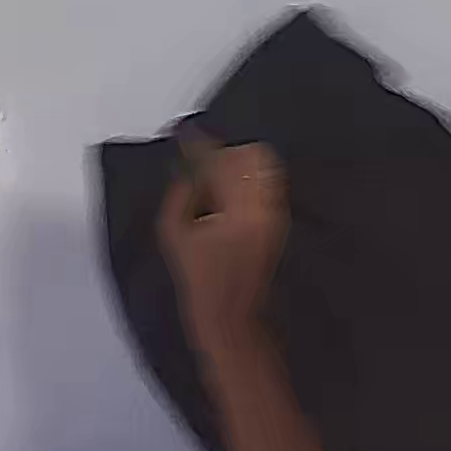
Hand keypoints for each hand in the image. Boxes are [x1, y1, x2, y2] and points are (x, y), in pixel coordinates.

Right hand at [157, 141, 286, 347]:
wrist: (231, 316)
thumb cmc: (199, 277)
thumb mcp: (172, 231)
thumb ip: (180, 193)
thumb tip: (188, 168)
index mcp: (236, 209)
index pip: (221, 160)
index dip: (201, 143)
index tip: (188, 134)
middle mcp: (263, 209)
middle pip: (252, 157)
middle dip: (225, 151)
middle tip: (205, 154)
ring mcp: (275, 218)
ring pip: (264, 169)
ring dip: (239, 164)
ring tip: (217, 169)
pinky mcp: (278, 226)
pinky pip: (268, 187)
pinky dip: (249, 178)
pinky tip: (230, 187)